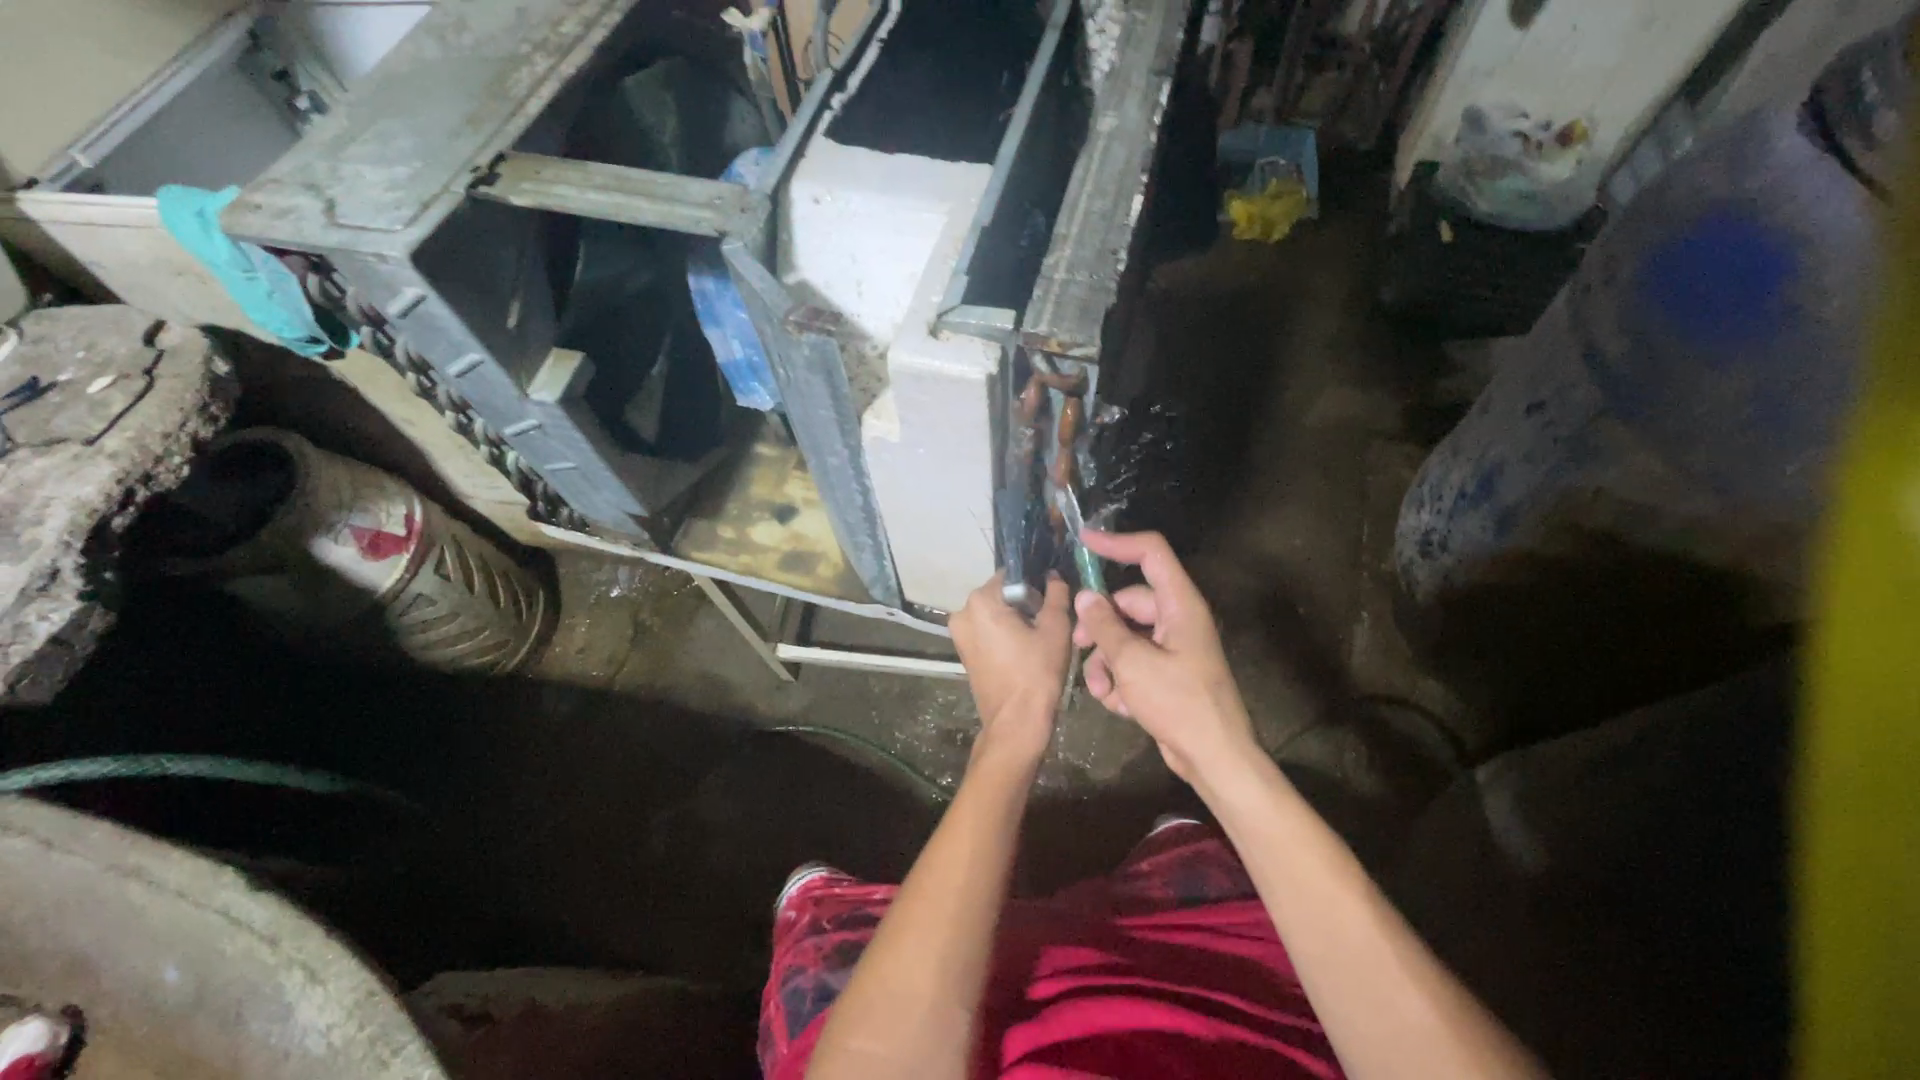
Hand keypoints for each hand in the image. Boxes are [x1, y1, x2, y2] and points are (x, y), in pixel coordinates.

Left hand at [951, 573, 1071, 763]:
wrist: (1016, 722)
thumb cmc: (1037, 672)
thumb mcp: (1055, 629)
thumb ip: (1056, 595)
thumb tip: (1053, 576)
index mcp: (981, 600)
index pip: (1012, 575)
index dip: (1035, 586)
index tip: (1051, 602)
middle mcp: (962, 612)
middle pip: (1001, 595)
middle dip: (1024, 604)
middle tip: (1048, 624)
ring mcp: (959, 634)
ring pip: (994, 614)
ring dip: (1015, 620)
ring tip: (1038, 640)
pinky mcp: (963, 652)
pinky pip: (987, 632)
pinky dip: (1004, 635)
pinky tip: (1023, 651)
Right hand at [1071, 530, 1256, 783]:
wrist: (1213, 757)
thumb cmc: (1179, 703)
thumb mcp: (1133, 663)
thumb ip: (1105, 626)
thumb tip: (1084, 597)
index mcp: (1180, 605)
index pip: (1151, 554)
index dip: (1118, 543)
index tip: (1083, 541)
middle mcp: (1177, 620)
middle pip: (1128, 603)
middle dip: (1100, 626)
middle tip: (1078, 645)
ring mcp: (1173, 649)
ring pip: (1126, 637)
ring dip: (1106, 661)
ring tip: (1101, 691)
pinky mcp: (1166, 675)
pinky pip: (1134, 663)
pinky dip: (1120, 681)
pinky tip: (1118, 706)